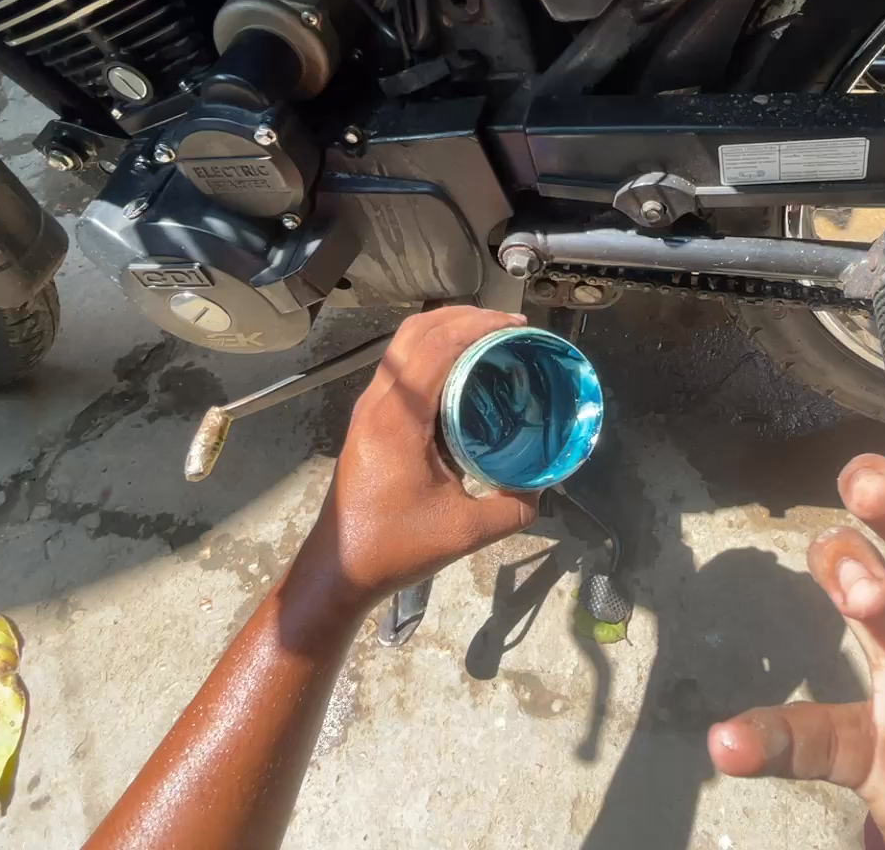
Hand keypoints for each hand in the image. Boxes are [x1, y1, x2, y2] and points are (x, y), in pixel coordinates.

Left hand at [293, 306, 540, 608]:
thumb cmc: (395, 546)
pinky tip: (462, 367)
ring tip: (488, 335)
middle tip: (507, 324)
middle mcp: (379, 401)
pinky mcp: (369, 417)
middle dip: (465, 316)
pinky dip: (433, 349)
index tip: (516, 325)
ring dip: (446, 327)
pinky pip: (401, 363)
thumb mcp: (465, 531)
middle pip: (417, 330)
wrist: (339, 568)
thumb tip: (545, 484)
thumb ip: (514, 507)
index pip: (438, 346)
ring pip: (404, 342)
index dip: (479, 325)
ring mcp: (369, 406)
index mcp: (399, 418)